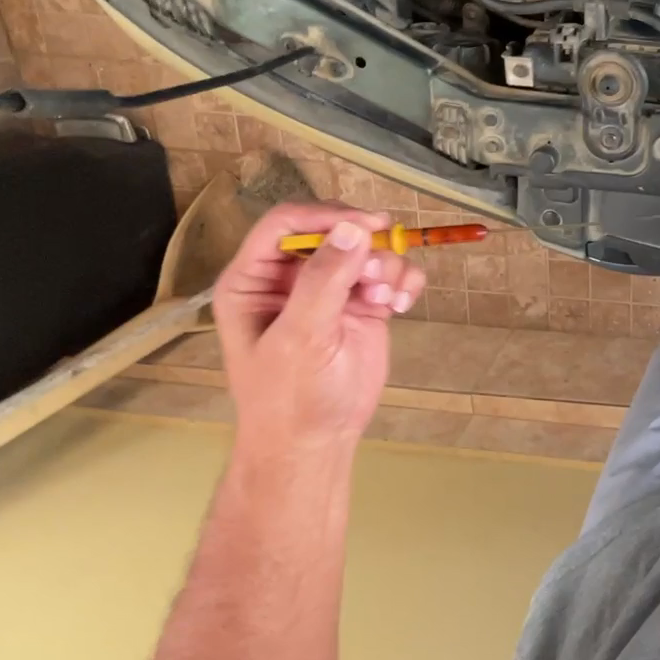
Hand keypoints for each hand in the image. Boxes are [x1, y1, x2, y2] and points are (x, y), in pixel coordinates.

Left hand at [213, 204, 426, 452]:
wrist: (318, 441)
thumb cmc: (291, 396)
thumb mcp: (300, 337)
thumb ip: (324, 281)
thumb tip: (354, 229)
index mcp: (255, 279)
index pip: (286, 224)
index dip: (325, 218)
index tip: (367, 225)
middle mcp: (292, 278)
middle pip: (335, 230)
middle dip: (364, 245)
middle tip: (379, 270)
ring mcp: (332, 290)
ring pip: (369, 249)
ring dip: (387, 266)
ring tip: (387, 298)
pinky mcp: (365, 304)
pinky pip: (392, 273)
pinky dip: (404, 281)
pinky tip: (402, 304)